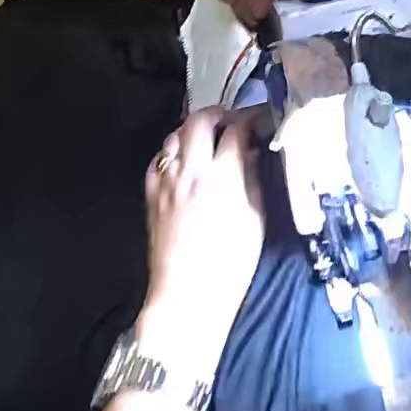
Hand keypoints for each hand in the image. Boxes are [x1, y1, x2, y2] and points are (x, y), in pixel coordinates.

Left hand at [138, 108, 264, 376]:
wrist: (188, 296)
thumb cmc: (233, 260)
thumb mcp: (257, 216)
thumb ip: (252, 177)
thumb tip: (252, 153)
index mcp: (223, 174)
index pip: (236, 129)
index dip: (250, 120)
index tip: (259, 122)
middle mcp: (192, 170)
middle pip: (200, 121)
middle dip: (218, 114)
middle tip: (232, 121)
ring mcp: (167, 182)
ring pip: (174, 136)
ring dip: (193, 130)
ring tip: (207, 138)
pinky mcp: (151, 196)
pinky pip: (158, 160)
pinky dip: (172, 152)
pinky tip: (183, 160)